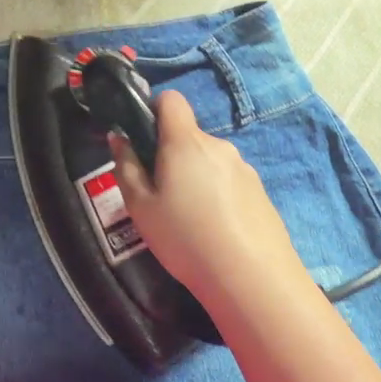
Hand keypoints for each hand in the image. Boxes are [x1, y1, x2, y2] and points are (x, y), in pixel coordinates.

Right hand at [109, 91, 312, 306]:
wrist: (253, 281)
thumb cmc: (185, 238)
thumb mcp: (140, 207)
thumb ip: (126, 166)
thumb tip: (119, 138)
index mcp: (185, 142)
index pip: (171, 99)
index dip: (154, 110)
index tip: (143, 140)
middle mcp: (218, 146)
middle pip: (189, 136)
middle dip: (172, 154)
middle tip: (160, 194)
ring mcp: (244, 169)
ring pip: (209, 161)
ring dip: (196, 177)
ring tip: (191, 219)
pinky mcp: (261, 193)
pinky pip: (229, 182)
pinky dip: (219, 196)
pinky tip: (216, 230)